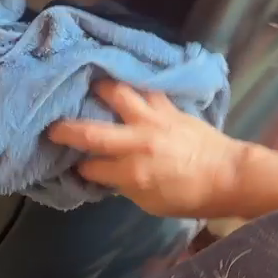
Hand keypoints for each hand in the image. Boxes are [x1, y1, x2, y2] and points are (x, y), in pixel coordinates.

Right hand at [49, 80, 254, 217]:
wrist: (227, 174)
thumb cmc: (189, 196)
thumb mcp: (150, 203)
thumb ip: (124, 185)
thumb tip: (105, 172)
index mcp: (132, 173)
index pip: (91, 167)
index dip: (78, 167)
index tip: (71, 163)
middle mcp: (137, 142)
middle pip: (91, 131)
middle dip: (65, 128)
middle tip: (50, 123)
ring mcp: (153, 119)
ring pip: (117, 93)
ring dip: (97, 88)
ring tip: (85, 81)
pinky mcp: (168, 106)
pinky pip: (144, 87)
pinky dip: (130, 81)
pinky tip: (120, 73)